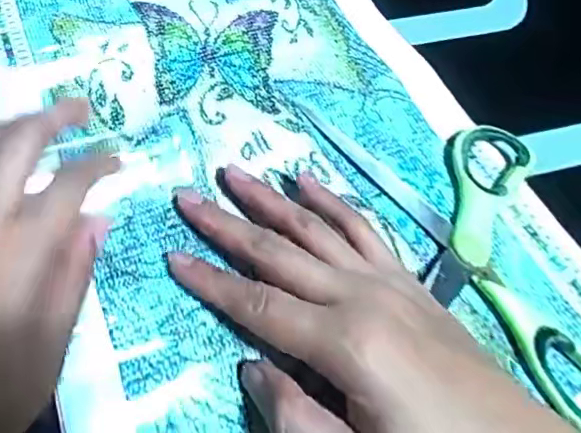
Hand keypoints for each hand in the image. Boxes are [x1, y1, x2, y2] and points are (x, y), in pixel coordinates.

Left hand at [0, 100, 116, 432]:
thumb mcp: (45, 354)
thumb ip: (73, 277)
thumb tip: (98, 219)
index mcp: (21, 247)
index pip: (71, 181)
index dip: (100, 164)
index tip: (116, 161)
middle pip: (23, 137)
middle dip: (58, 114)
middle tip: (81, 111)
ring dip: (15, 123)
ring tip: (38, 125)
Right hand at [169, 165, 567, 432]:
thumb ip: (298, 417)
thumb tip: (251, 366)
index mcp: (344, 344)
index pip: (257, 306)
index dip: (211, 282)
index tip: (173, 255)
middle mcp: (358, 295)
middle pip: (277, 251)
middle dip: (227, 224)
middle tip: (188, 196)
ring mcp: (385, 279)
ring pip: (313, 225)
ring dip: (269, 198)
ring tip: (234, 172)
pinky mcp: (406, 277)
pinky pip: (360, 226)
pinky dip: (330, 199)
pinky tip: (306, 179)